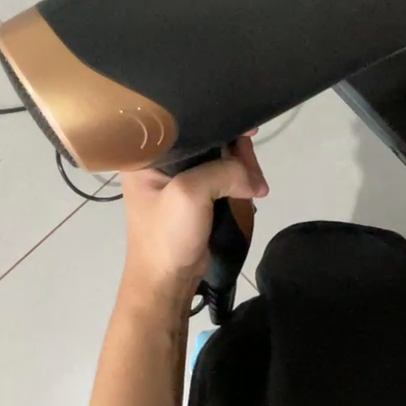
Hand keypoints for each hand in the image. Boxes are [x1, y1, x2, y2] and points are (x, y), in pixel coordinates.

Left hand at [118, 137, 268, 297]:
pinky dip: (239, 182)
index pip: (189, 123)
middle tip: (253, 174)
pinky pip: (222, 177)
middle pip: (210, 139)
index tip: (247, 131)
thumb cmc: (167, 236)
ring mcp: (178, 180)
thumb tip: (253, 179)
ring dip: (243, 170)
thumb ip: (224, 172)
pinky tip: (251, 191)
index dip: (219, 122)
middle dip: (237, 153)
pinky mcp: (194, 196)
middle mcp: (161, 161)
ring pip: (220, 159)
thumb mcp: (191, 193)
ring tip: (257, 189)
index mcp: (148, 154)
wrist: (166, 282)